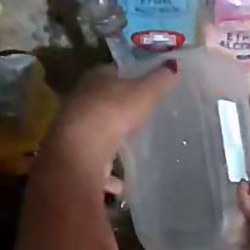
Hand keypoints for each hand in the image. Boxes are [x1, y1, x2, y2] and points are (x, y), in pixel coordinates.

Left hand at [39, 61, 177, 188]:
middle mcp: (80, 102)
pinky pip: (95, 165)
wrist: (81, 151)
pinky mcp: (76, 158)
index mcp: (95, 80)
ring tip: (129, 152)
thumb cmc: (113, 113)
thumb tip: (174, 65)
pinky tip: (120, 184)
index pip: (111, 72)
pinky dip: (106, 175)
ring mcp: (76, 131)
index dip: (126, 76)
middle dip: (117, 110)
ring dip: (109, 143)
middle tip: (137, 118)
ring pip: (96, 133)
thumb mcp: (144, 93)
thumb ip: (159, 80)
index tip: (141, 84)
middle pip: (101, 103)